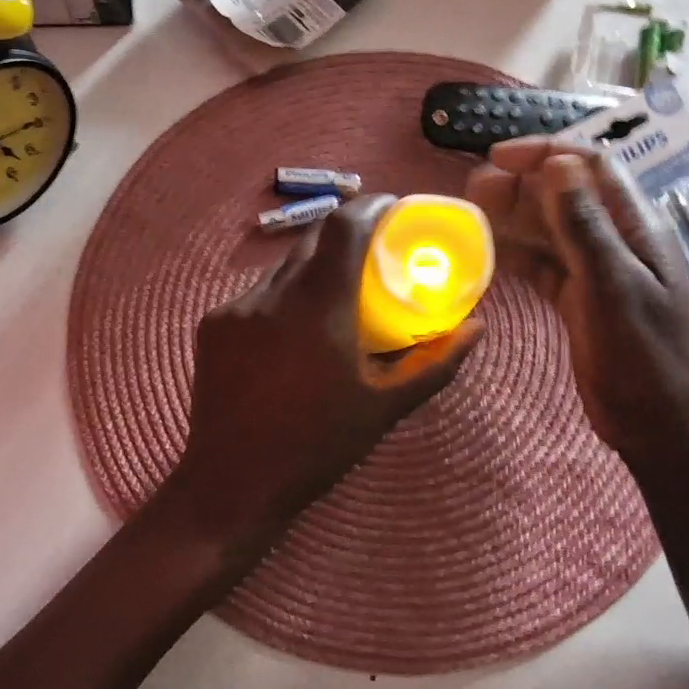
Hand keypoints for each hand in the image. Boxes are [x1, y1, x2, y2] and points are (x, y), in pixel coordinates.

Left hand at [171, 194, 484, 557]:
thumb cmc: (316, 447)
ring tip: (334, 297)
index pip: (344, 225)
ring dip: (311, 271)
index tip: (395, 210)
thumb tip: (477, 328)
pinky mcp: (211, 326)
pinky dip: (281, 300)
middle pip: (312, 240)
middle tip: (373, 255)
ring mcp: (235, 308)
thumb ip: (433, 364)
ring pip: (281, 270)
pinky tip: (293, 332)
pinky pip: (255, 296)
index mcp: (317, 305)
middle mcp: (271, 294)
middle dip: (345, 236)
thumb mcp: (384, 408)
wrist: (233, 482)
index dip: (372, 206)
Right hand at [467, 139, 688, 469]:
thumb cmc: (645, 357)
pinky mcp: (579, 302)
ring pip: (550, 231)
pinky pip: (544, 266)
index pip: (591, 168)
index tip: (497, 158)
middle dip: (520, 184)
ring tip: (471, 213)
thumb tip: (559, 165)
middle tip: (471, 189)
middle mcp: (616, 241)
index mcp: (637, 228)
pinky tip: (488, 253)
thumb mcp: (614, 287)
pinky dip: (517, 255)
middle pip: (565, 196)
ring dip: (513, 217)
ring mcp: (597, 273)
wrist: (659, 422)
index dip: (545, 154)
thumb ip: (586, 227)